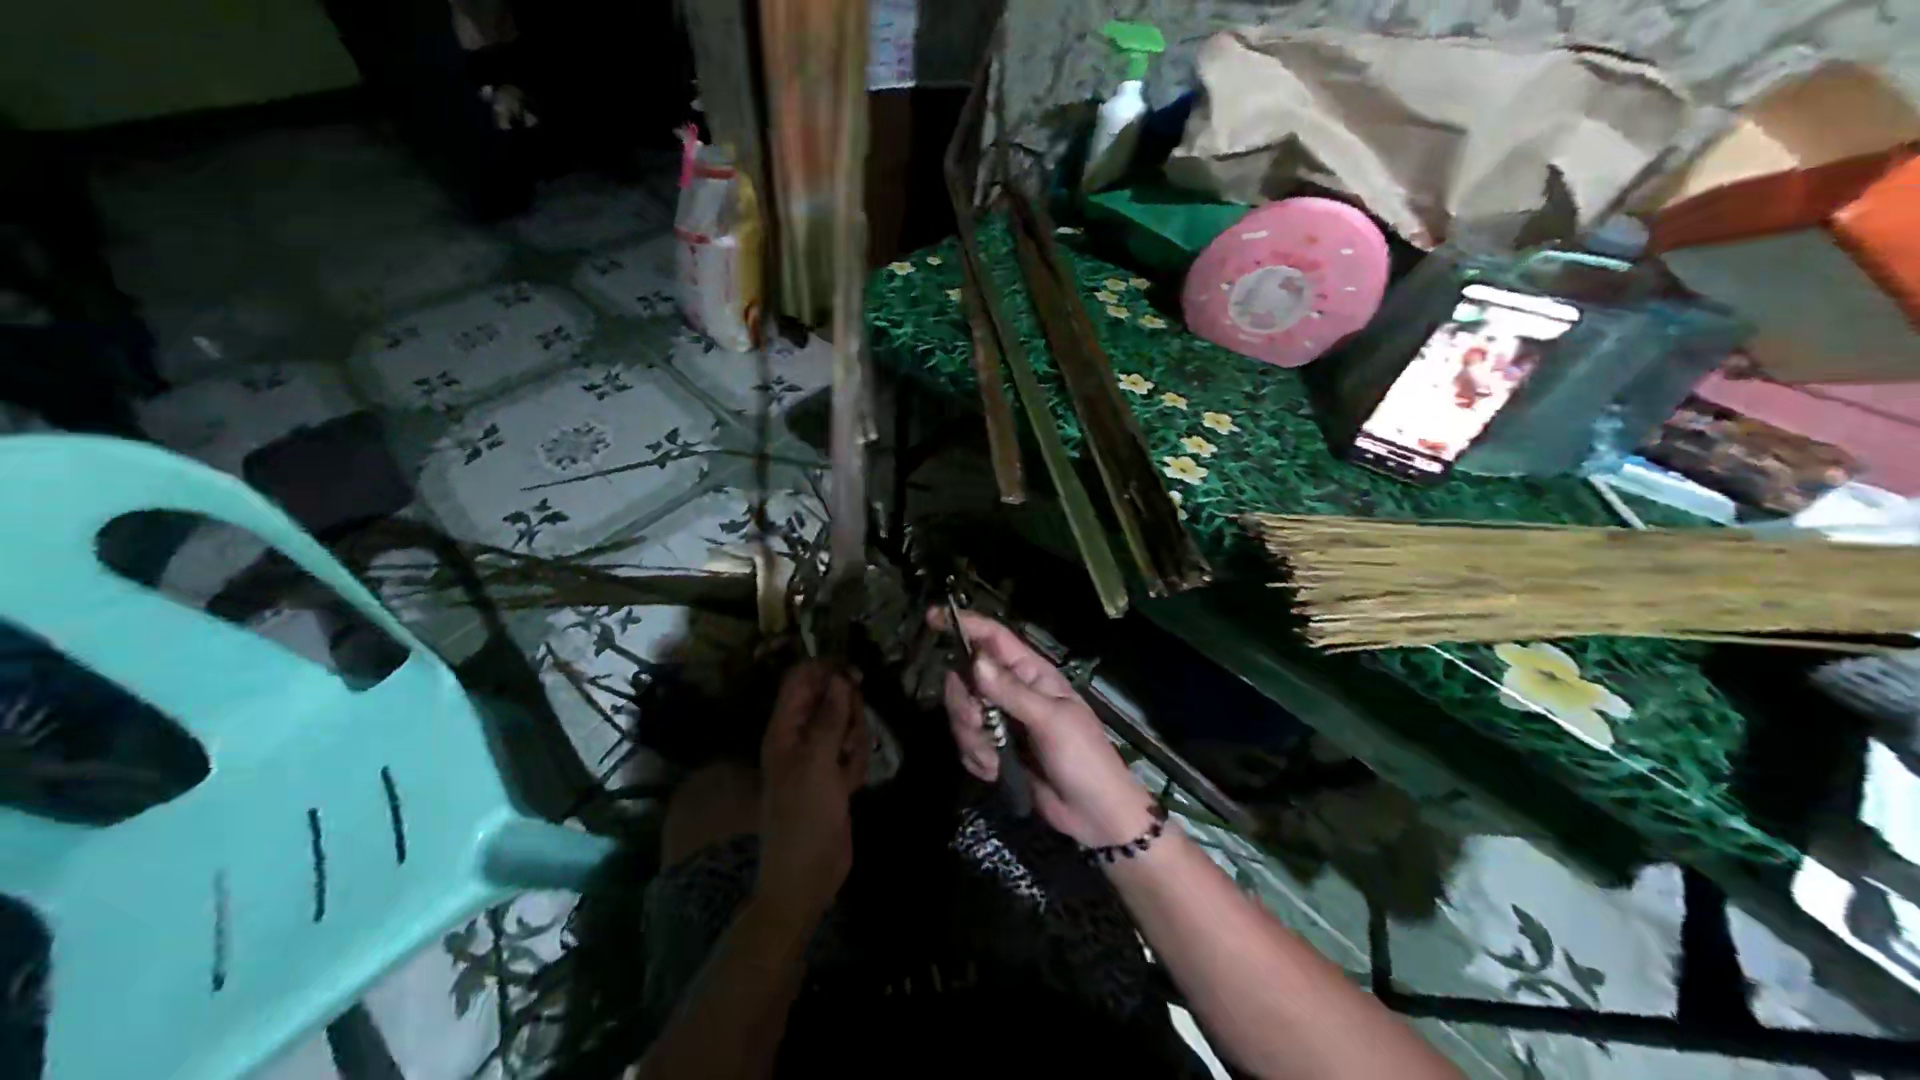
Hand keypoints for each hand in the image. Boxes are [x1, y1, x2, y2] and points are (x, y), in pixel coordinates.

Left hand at [755, 660, 868, 924]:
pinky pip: (854, 751)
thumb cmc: (804, 817)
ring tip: (850, 765)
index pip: (800, 681)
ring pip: (846, 723)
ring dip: (856, 738)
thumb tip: (840, 677)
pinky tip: (853, 783)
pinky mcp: (837, 776)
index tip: (854, 674)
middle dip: (847, 710)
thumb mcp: (817, 763)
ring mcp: (820, 757)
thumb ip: (830, 718)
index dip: (824, 670)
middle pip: (828, 698)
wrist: (806, 875)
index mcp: (784, 729)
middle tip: (850, 735)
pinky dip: (858, 761)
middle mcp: (800, 737)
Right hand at [928, 609, 1156, 848]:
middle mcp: (1011, 691)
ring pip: (961, 714)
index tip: (932, 618)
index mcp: (1031, 673)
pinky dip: (977, 760)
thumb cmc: (1084, 758)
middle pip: (965, 678)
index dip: (964, 624)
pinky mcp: (993, 749)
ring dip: (973, 739)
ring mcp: (1000, 721)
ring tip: (996, 758)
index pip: (992, 637)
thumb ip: (1010, 691)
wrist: (1094, 815)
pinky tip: (996, 772)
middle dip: (965, 704)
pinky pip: (965, 744)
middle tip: (982, 723)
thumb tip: (974, 661)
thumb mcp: (1051, 721)